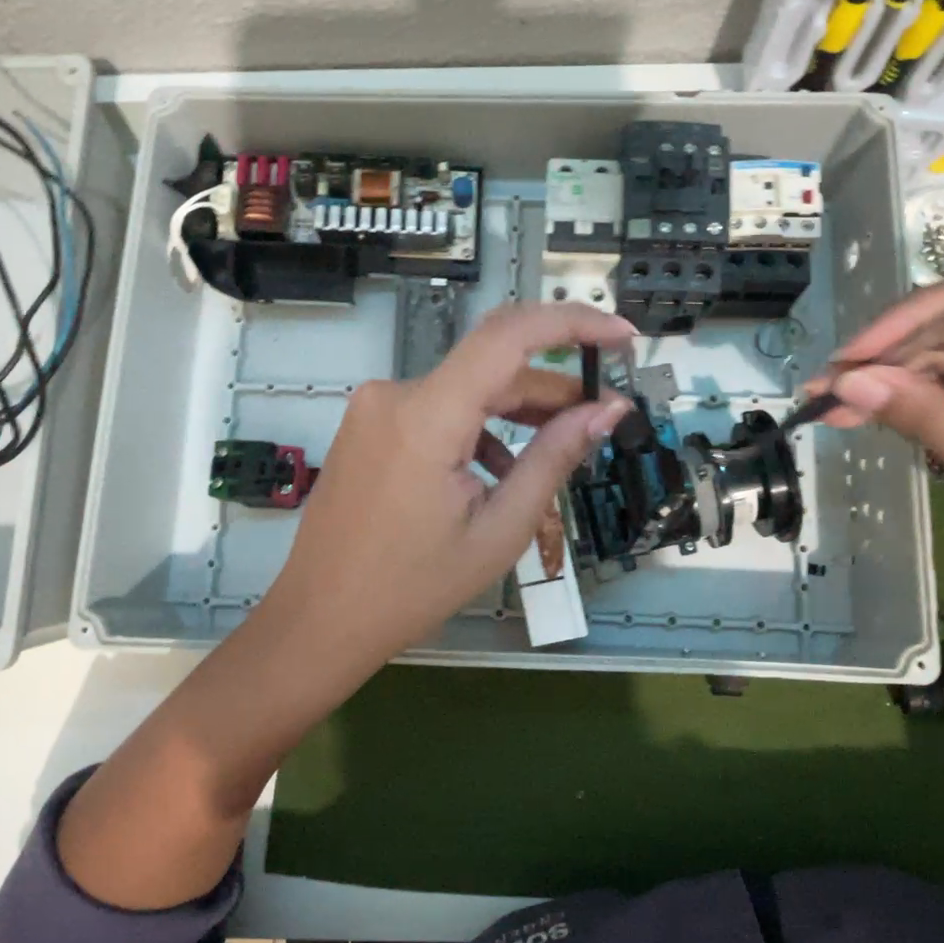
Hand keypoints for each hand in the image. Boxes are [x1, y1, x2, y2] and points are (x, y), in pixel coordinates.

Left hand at [263, 303, 634, 655]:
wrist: (321, 619)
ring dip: (517, 411)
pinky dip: (478, 430)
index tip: (622, 336)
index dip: (574, 323)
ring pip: (467, 389)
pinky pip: (438, 411)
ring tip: (562, 447)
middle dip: (553, 386)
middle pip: (491, 366)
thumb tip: (607, 410)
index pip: (509, 335)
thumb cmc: (412, 588)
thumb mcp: (499, 529)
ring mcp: (375, 408)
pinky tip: (502, 471)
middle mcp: (395, 394)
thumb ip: (554, 459)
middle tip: (603, 416)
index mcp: (427, 416)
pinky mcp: (370, 425)